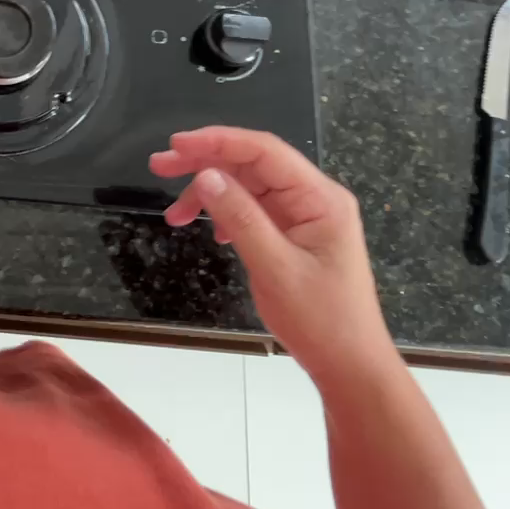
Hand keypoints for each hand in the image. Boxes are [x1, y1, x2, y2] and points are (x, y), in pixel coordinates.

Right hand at [150, 127, 396, 385]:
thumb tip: (205, 176)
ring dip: (208, 193)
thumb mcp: (275, 268)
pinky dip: (223, 214)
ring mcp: (302, 216)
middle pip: (252, 164)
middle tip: (159, 167)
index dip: (217, 141)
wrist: (350, 366)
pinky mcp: (292, 234)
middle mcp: (312, 198)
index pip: (263, 151)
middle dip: (205, 161)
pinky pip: (251, 209)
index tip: (176, 145)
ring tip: (173, 213)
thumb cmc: (321, 320)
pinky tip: (209, 232)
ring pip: (247, 186)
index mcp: (318, 197)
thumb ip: (240, 217)